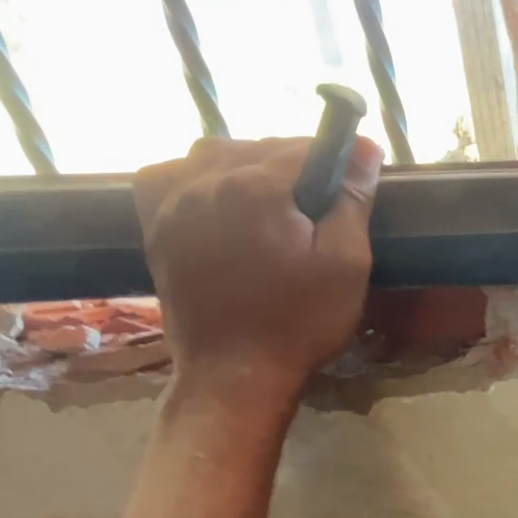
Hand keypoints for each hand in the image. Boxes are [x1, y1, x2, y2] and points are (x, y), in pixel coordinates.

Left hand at [133, 135, 382, 404]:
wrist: (235, 371)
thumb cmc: (301, 321)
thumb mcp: (346, 264)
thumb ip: (351, 200)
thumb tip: (362, 147)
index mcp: (253, 187)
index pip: (302, 147)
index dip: (337, 160)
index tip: (357, 182)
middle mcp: (203, 180)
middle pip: (259, 147)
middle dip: (295, 165)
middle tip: (324, 206)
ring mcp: (171, 201)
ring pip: (214, 155)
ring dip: (250, 166)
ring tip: (277, 203)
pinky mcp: (155, 225)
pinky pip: (174, 175)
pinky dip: (202, 177)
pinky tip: (223, 200)